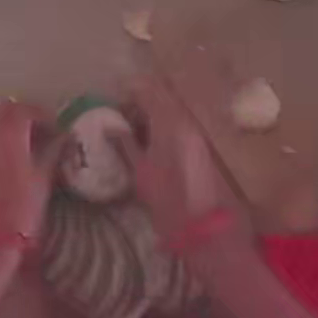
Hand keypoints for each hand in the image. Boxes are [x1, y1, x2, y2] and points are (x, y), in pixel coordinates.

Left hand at [0, 101, 60, 253]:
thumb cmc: (19, 211)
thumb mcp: (43, 182)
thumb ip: (52, 154)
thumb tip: (64, 136)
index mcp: (9, 137)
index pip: (22, 109)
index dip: (41, 113)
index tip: (56, 127)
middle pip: (5, 111)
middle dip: (25, 115)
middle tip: (45, 130)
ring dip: (14, 128)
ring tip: (34, 145)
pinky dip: (5, 142)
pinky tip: (19, 161)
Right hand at [111, 78, 249, 255]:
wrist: (207, 228)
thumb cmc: (168, 199)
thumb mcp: (140, 171)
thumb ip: (125, 143)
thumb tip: (111, 126)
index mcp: (169, 121)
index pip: (148, 89)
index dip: (129, 91)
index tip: (115, 100)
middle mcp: (186, 119)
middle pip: (162, 95)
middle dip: (141, 100)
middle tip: (123, 115)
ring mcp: (197, 131)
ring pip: (171, 109)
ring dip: (153, 113)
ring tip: (135, 129)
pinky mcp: (202, 144)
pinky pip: (180, 122)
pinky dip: (164, 125)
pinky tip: (153, 141)